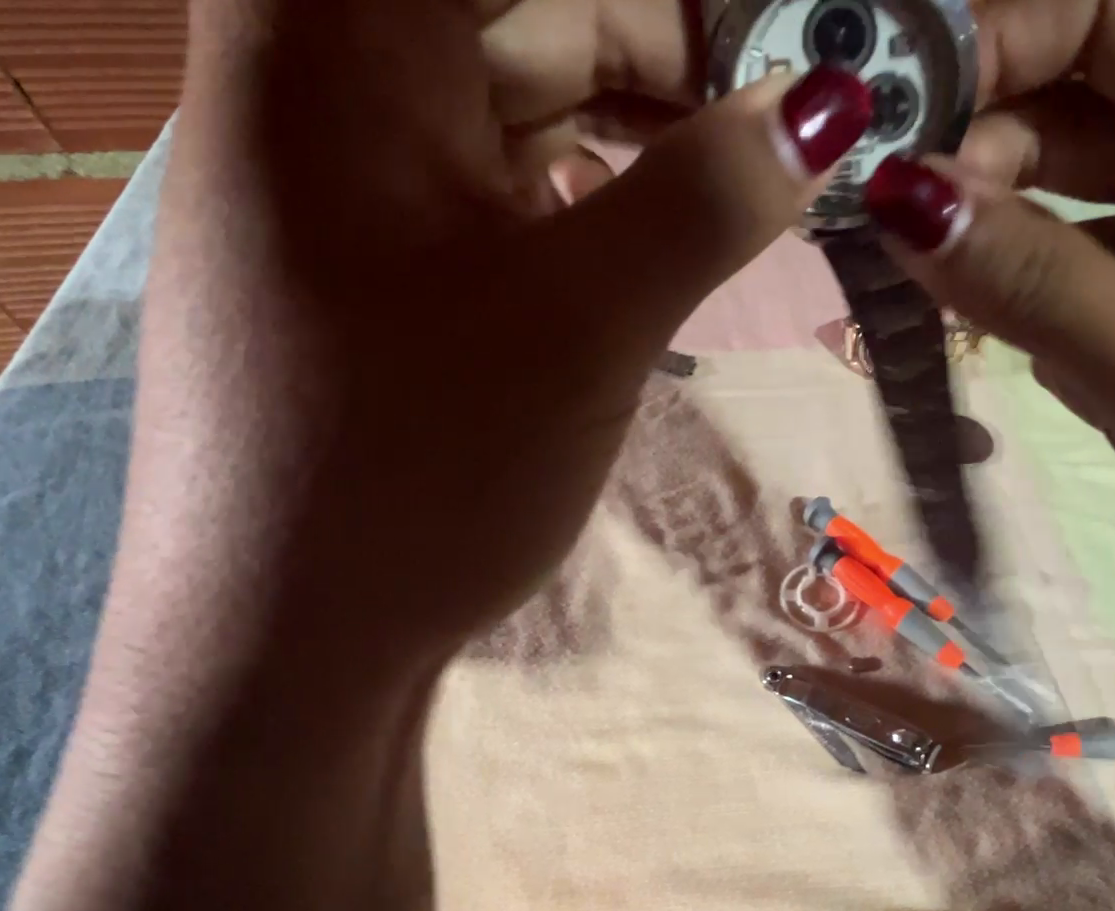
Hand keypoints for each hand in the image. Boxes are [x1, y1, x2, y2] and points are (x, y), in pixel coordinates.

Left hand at [140, 0, 873, 653]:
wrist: (284, 643)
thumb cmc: (419, 467)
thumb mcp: (586, 320)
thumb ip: (710, 192)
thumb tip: (830, 100)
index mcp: (334, 35)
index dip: (681, 9)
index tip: (784, 44)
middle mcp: (310, 72)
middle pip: (526, 11)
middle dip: (668, 53)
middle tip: (784, 113)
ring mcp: (331, 169)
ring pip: (512, 93)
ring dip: (632, 125)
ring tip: (738, 171)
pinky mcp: (361, 250)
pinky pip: (488, 174)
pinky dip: (576, 187)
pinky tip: (640, 226)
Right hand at [864, 9, 1114, 622]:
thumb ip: (1030, 274)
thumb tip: (893, 195)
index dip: (1004, 40)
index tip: (897, 115)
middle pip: (1086, 107)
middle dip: (988, 157)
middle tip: (901, 230)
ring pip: (1075, 202)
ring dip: (1004, 240)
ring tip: (938, 291)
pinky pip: (1089, 278)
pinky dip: (1039, 303)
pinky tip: (1017, 345)